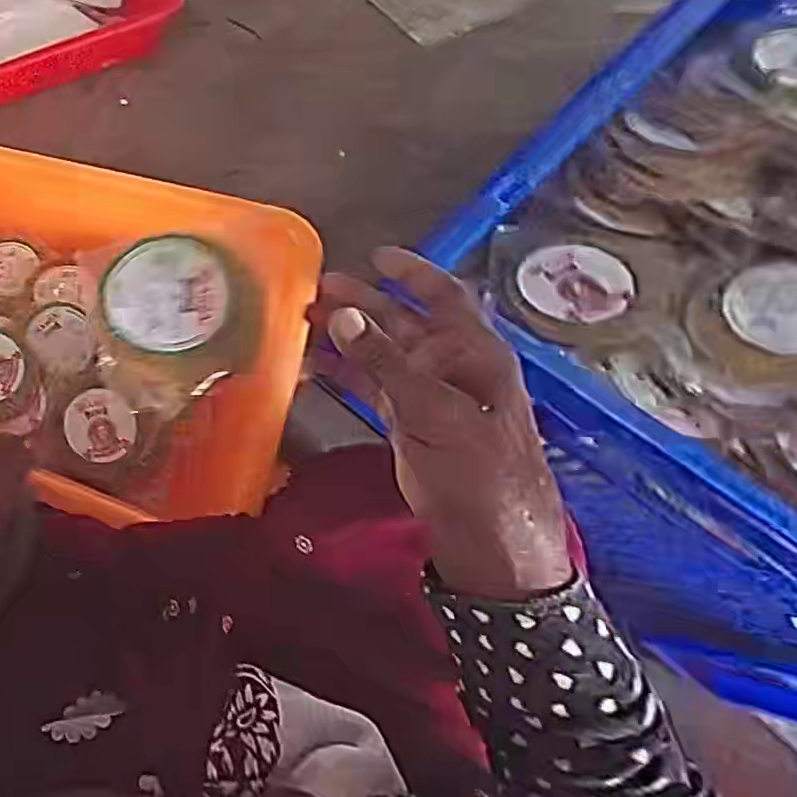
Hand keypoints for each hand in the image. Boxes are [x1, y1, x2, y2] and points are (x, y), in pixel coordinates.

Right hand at [311, 248, 571, 598]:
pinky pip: (371, 384)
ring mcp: (427, 395)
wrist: (490, 540)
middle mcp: (450, 367)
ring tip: (306, 321)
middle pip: (403, 321)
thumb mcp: (431, 411)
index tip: (377, 255)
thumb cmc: (477, 471)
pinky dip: (344, 372)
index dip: (413, 272)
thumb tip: (343, 316)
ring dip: (347, 336)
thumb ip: (384, 361)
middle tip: (319, 288)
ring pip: (382, 352)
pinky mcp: (408, 421)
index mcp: (472, 354)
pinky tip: (314, 365)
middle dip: (363, 302)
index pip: (444, 297)